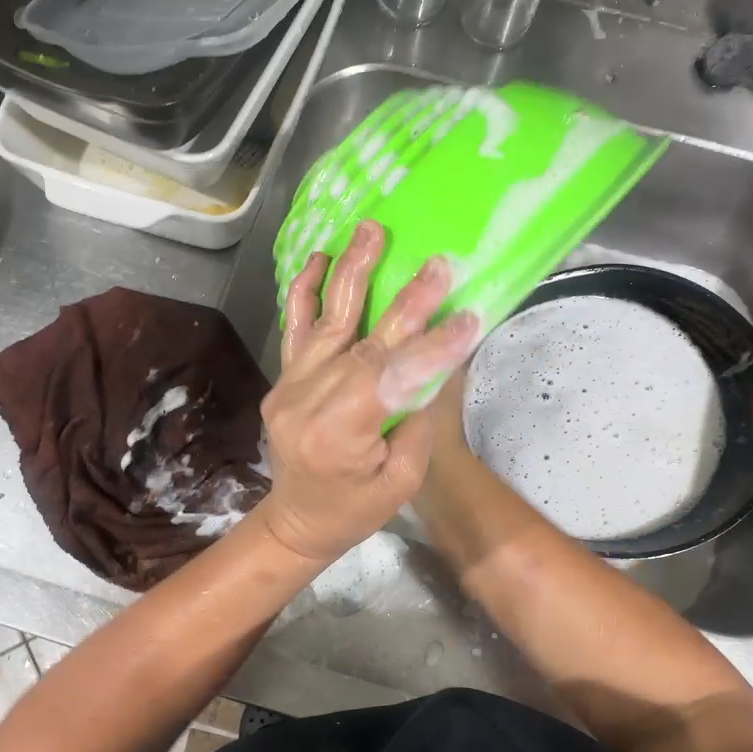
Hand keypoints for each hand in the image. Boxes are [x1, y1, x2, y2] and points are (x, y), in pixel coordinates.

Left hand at [256, 221, 478, 562]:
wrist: (297, 520)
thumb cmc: (356, 509)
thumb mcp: (401, 480)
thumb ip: (416, 419)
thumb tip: (436, 361)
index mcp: (340, 437)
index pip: (392, 378)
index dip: (432, 347)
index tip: (470, 317)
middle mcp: (309, 404)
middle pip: (365, 343)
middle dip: (407, 304)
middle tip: (439, 265)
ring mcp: (289, 388)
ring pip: (327, 323)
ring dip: (352, 273)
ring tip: (372, 231)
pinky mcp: (282, 380)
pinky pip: (294, 330)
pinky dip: (305, 292)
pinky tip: (319, 258)